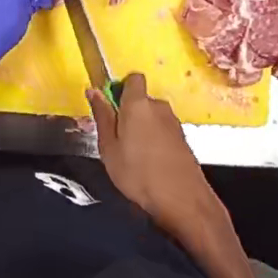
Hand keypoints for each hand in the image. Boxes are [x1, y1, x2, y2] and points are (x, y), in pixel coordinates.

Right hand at [87, 73, 227, 241]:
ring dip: (140, 128)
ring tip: (130, 155)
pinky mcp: (183, 138)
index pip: (133, 78)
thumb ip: (102, 116)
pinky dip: (153, 140)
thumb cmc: (137, 173)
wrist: (182, 199)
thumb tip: (94, 90)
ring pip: (151, 116)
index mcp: (138, 104)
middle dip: (127, 113)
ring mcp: (174, 122)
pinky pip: (161, 130)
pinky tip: (147, 163)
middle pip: (140, 100)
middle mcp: (159, 107)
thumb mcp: (108, 147)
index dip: (120, 88)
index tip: (109, 107)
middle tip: (115, 139)